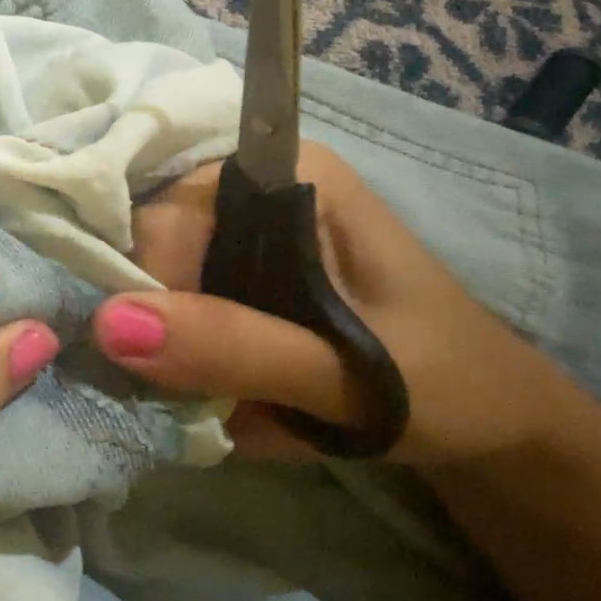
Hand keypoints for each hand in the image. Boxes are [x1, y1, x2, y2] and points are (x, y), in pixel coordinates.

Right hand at [92, 143, 566, 463]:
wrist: (492, 425)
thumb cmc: (446, 388)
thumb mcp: (350, 378)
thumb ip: (236, 348)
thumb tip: (107, 324)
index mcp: (286, 175)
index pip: (163, 213)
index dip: (149, 283)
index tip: (167, 360)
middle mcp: (246, 184)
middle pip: (144, 242)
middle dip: (156, 321)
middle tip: (197, 390)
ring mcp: (231, 225)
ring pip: (145, 274)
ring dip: (164, 344)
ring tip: (211, 396)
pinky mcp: (225, 263)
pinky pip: (164, 297)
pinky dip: (176, 351)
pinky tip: (216, 387)